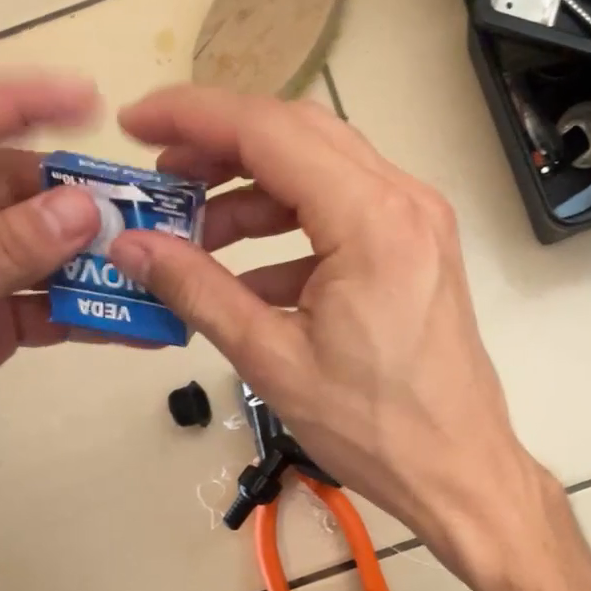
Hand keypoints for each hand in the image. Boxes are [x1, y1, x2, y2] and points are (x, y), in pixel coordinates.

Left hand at [0, 77, 105, 506]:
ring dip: (85, 258)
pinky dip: (83, 311)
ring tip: (149, 262)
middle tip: (139, 208)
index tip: (86, 100)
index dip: (11, 107)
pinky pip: (41, 303)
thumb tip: (82, 208)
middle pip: (0, 189)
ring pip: (30, 248)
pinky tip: (132, 320)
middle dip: (67, 199)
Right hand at [108, 87, 558, 570]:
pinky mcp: (423, 254)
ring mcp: (422, 226)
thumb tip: (130, 245)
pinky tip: (253, 280)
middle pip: (299, 136)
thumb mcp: (274, 362)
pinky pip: (350, 216)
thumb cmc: (375, 430)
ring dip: (257, 194)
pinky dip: (297, 233)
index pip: (268, 131)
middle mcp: (407, 204)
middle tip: (162, 178)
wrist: (460, 472)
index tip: (134, 125)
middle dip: (222, 149)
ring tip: (198, 235)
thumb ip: (197, 291)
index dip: (191, 118)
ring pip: (325, 172)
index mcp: (373, 221)